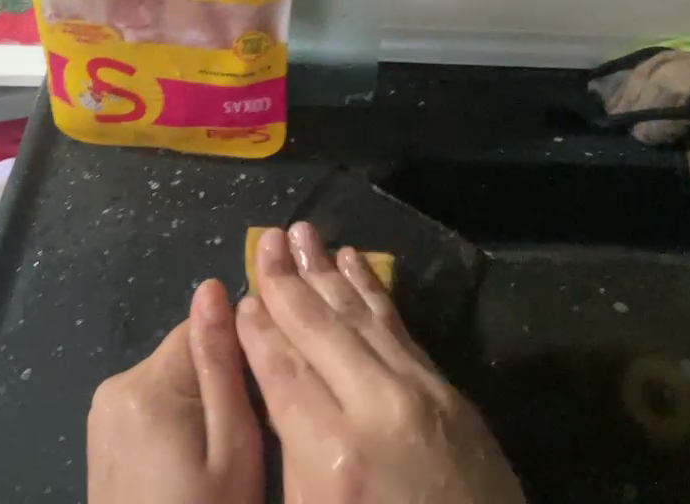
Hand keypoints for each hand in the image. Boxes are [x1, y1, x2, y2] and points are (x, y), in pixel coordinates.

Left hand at [89, 278, 263, 503]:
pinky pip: (152, 402)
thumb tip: (212, 287)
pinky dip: (175, 421)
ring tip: (211, 457)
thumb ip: (222, 364)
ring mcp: (102, 411)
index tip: (255, 398)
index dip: (235, 356)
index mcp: (146, 384)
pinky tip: (185, 465)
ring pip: (172, 378)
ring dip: (197, 402)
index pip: (202, 327)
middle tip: (236, 438)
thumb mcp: (232, 446)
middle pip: (185, 354)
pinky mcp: (101, 433)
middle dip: (216, 383)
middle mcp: (115, 385)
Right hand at [237, 224, 525, 503]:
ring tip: (303, 234)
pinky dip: (373, 290)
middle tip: (267, 239)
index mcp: (335, 455)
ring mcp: (419, 390)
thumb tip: (276, 386)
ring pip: (361, 315)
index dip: (259, 331)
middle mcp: (376, 407)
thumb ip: (294, 451)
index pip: (284, 373)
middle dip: (287, 282)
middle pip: (320, 330)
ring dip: (328, 270)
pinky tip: (355, 263)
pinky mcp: (447, 388)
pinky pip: (399, 325)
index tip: (242, 295)